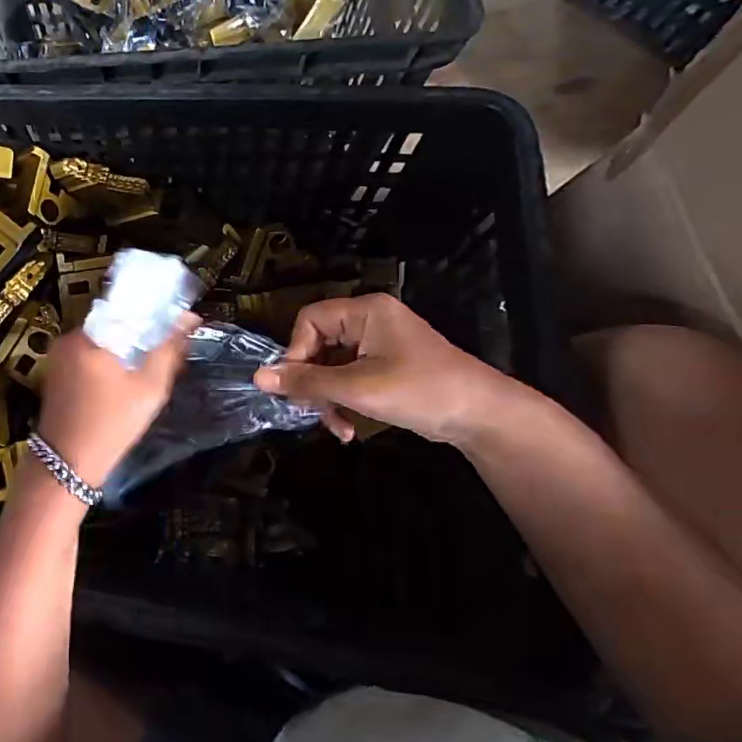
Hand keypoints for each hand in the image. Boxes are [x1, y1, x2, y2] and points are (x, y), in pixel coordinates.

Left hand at [34, 313, 200, 485]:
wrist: (66, 465)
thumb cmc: (111, 425)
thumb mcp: (148, 389)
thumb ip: (168, 351)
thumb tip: (188, 320)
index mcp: (88, 336)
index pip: (128, 309)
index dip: (157, 315)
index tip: (181, 323)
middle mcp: (68, 339)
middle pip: (114, 325)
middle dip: (143, 335)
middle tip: (170, 349)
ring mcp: (58, 357)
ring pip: (102, 342)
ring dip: (125, 350)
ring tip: (152, 367)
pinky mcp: (55, 374)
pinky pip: (88, 358)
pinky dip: (108, 363)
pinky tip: (126, 380)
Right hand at [251, 293, 522, 444]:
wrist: (483, 417)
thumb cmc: (420, 391)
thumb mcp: (357, 388)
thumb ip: (306, 381)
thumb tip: (258, 376)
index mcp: (365, 312)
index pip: (309, 321)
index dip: (296, 352)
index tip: (295, 385)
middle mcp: (369, 322)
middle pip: (318, 345)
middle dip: (313, 383)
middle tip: (311, 412)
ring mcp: (379, 345)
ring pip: (332, 367)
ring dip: (328, 398)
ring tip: (334, 427)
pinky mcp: (387, 368)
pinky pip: (350, 378)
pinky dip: (344, 402)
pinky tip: (346, 429)